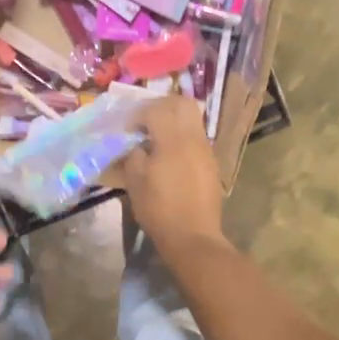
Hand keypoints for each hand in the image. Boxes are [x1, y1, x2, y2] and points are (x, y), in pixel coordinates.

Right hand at [122, 96, 226, 255]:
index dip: (137, 115)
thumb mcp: (135, 182)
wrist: (192, 236)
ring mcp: (206, 150)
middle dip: (161, 106)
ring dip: (173, 120)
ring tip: (157, 138)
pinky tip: (170, 156)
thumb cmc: (159, 209)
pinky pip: (197, 137)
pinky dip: (182, 136)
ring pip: (193, 118)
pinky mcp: (211, 163)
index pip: (155, 110)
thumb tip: (137, 143)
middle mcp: (193, 138)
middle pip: (182, 103)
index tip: (127, 129)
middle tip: (145, 121)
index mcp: (173, 141)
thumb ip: (134, 154)